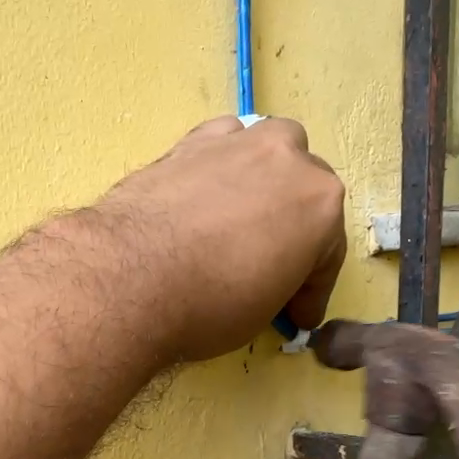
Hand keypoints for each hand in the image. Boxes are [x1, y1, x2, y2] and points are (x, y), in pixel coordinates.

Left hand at [90, 116, 346, 362]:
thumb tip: (263, 289)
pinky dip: (220, 171)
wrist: (131, 278)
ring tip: (241, 222)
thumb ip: (275, 289)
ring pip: (267, 155)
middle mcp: (289, 159)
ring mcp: (238, 142)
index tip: (298, 317)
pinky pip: (220, 149)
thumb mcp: (259, 314)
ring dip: (263, 186)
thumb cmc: (208, 306)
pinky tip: (205, 198)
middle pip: (303, 191)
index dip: (311, 291)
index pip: (326, 253)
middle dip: (293, 228)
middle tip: (272, 267)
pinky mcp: (190, 142)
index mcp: (321, 205)